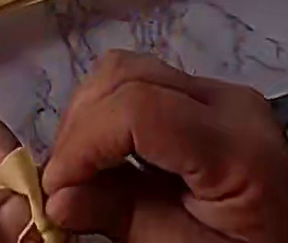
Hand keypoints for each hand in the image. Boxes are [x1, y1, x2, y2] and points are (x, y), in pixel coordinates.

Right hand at [41, 51, 287, 242]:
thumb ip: (123, 218)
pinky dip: (113, 112)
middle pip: (132, 73)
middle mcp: (231, 100)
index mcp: (236, 145)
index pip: (141, 106)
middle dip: (82, 123)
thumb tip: (55, 194)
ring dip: (93, 113)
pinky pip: (149, 83)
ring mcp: (223, 92)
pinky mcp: (211, 97)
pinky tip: (104, 156)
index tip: (51, 189)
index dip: (85, 140)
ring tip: (79, 171)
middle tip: (59, 184)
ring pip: (134, 68)